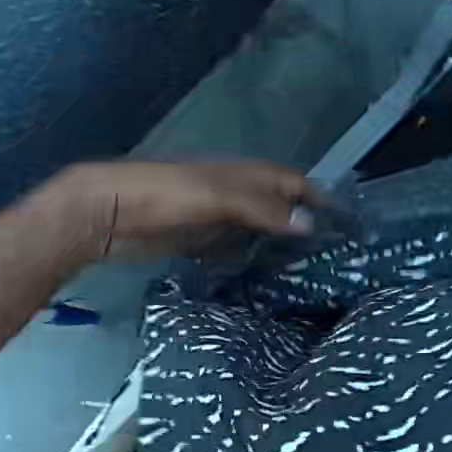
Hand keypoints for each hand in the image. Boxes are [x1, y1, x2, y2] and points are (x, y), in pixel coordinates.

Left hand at [41, 160, 314, 260]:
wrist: (108, 212)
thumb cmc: (164, 195)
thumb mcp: (217, 196)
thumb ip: (262, 209)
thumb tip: (310, 224)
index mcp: (243, 174)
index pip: (291, 182)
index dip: (316, 197)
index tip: (343, 223)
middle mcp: (235, 194)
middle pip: (278, 206)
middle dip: (303, 223)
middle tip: (330, 254)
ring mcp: (217, 218)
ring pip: (258, 230)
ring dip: (279, 245)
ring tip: (306, 271)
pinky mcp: (199, 241)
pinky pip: (234, 249)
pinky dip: (251, 258)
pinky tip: (265, 277)